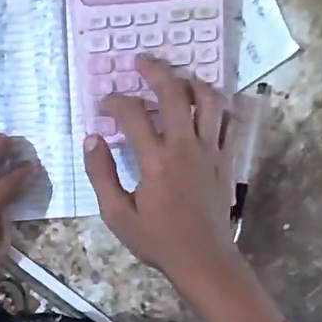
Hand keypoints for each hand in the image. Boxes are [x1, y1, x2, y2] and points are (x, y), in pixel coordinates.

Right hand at [84, 55, 241, 285]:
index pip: (132, 114)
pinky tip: (207, 108)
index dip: (114, 102)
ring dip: (191, 82)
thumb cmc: (158, 241)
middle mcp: (186, 146)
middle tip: (141, 62)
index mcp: (156, 160)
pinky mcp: (226, 159)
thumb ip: (102, 175)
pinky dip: (219, 107)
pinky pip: (228, 122)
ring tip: (177, 79)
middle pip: (174, 93)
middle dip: (155, 70)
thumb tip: (92, 141)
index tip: (104, 104)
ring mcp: (211, 150)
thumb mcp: (118, 215)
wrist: (203, 259)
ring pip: (209, 100)